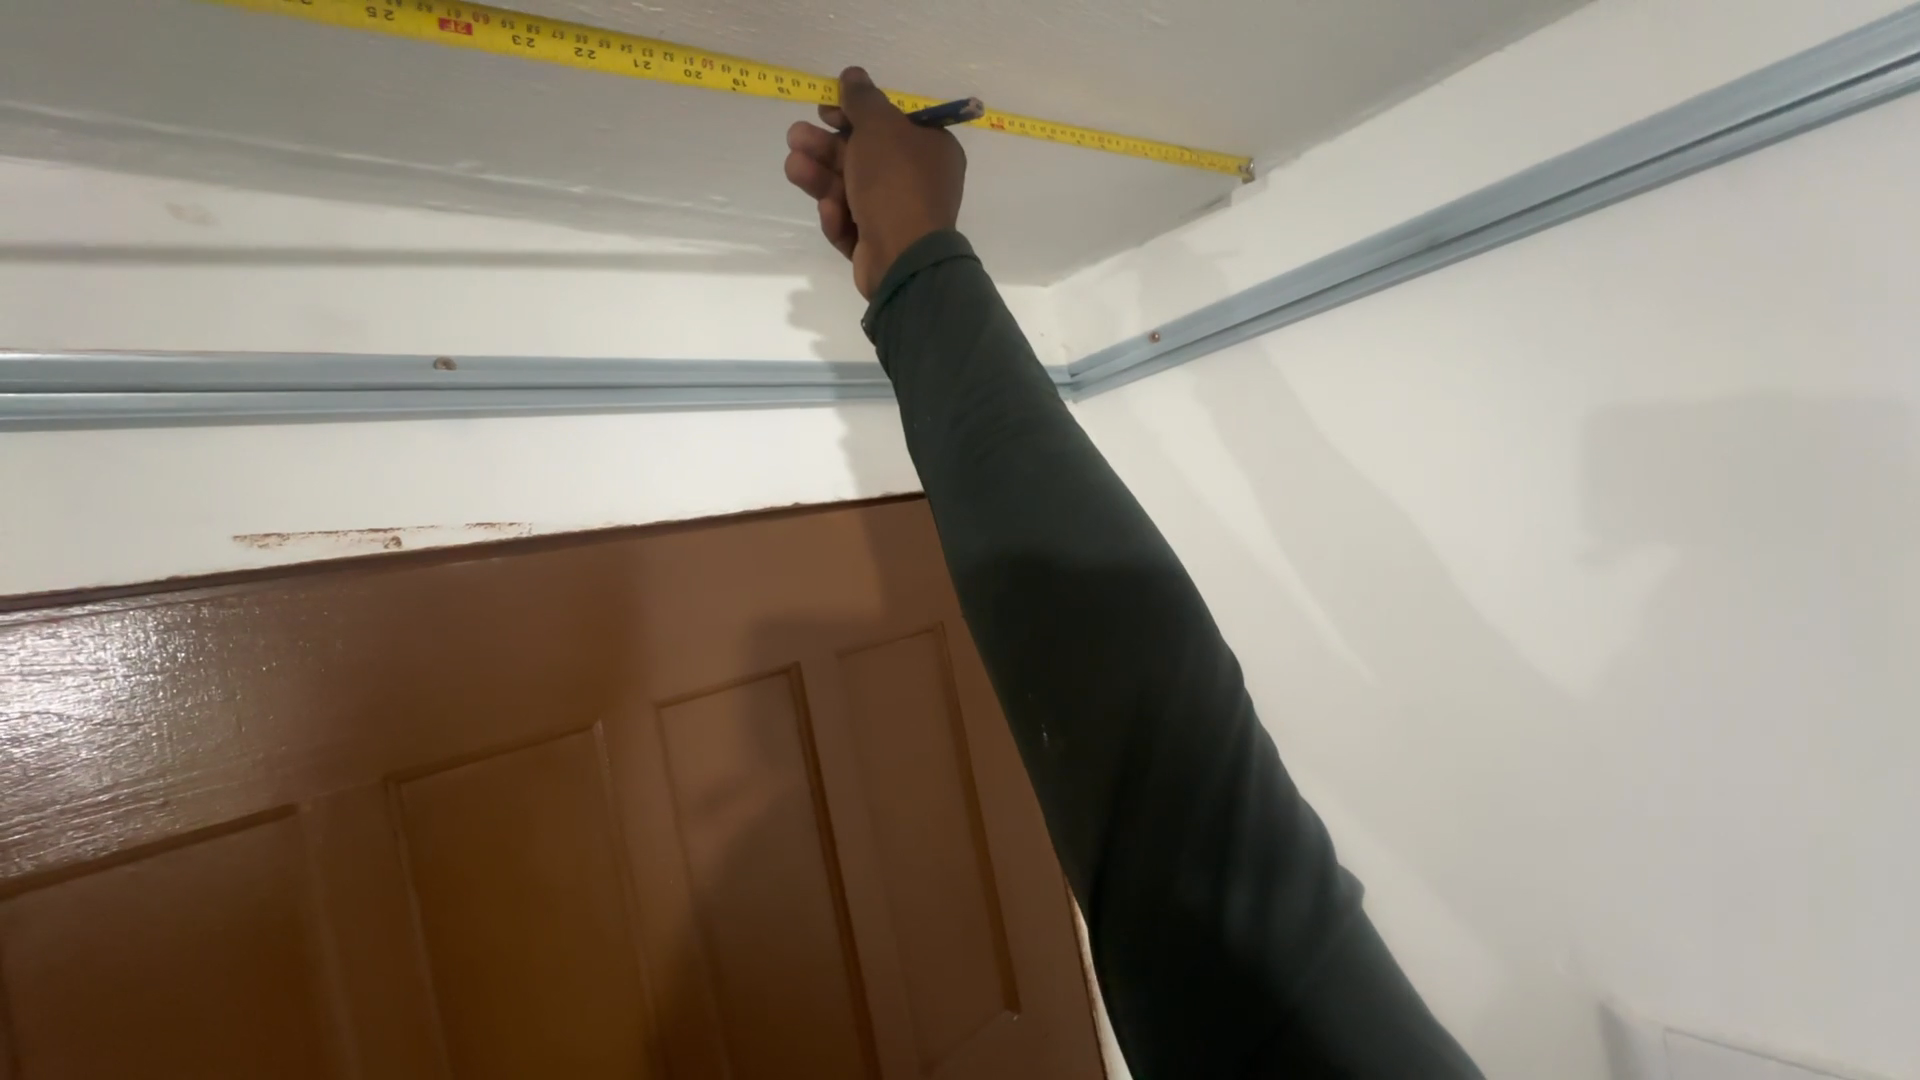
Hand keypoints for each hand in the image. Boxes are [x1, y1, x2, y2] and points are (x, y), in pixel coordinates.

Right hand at [784, 67, 966, 298]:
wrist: (903, 259)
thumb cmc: (896, 184)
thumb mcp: (880, 127)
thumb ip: (863, 99)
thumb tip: (853, 75)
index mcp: (932, 151)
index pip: (889, 124)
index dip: (854, 113)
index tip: (825, 108)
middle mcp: (918, 184)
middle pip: (864, 157)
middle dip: (826, 146)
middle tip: (795, 136)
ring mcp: (898, 218)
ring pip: (852, 191)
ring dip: (821, 177)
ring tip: (794, 167)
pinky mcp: (878, 247)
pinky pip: (852, 225)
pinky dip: (838, 216)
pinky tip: (830, 210)